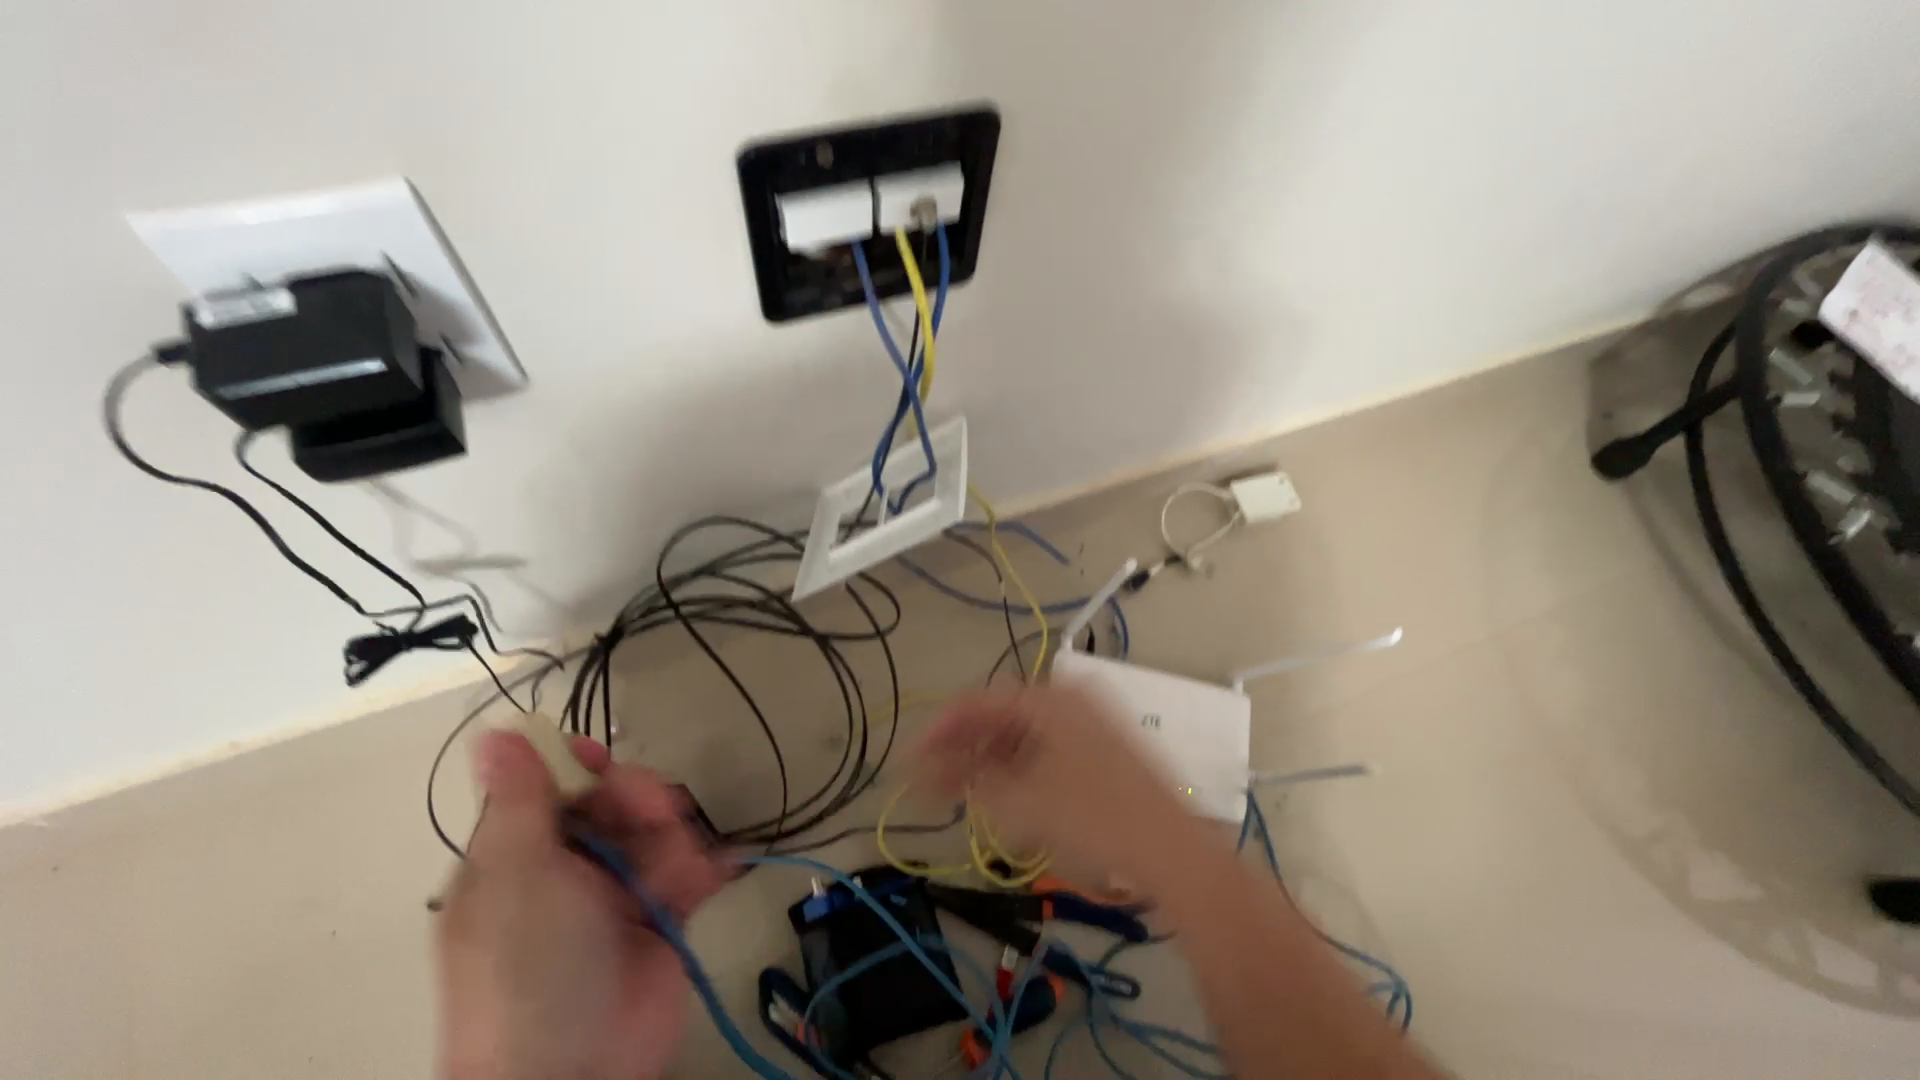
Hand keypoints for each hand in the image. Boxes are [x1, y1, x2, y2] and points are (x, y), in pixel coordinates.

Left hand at [435, 731, 729, 1079]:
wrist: (578, 1071)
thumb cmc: (531, 966)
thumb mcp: (516, 879)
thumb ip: (519, 803)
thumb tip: (492, 732)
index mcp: (517, 858)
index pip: (548, 790)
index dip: (576, 767)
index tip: (602, 760)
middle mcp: (566, 868)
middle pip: (610, 802)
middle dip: (637, 797)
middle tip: (658, 809)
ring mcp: (616, 893)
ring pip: (655, 831)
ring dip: (674, 837)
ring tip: (682, 868)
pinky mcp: (662, 917)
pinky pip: (688, 871)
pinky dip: (705, 866)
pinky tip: (716, 871)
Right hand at [914, 684, 1198, 882]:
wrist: (1173, 851)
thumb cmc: (1093, 817)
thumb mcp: (1019, 800)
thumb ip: (963, 777)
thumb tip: (917, 765)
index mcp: (1050, 698)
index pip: (976, 700)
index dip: (938, 730)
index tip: (908, 761)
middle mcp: (1069, 701)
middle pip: (998, 717)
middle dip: (960, 749)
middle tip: (927, 785)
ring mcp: (1088, 726)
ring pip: (1020, 737)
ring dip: (985, 762)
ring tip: (956, 796)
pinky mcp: (1098, 753)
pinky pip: (1042, 751)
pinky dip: (1014, 771)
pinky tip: (998, 799)